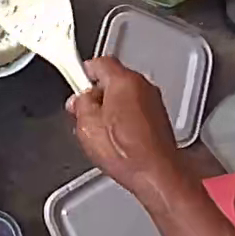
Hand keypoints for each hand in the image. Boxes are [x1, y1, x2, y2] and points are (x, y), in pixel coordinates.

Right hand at [66, 57, 186, 199]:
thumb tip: (80, 99)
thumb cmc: (126, 152)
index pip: (100, 62)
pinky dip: (125, 116)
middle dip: (97, 92)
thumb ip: (80, 103)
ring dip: (111, 105)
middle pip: (113, 77)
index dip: (83, 72)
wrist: (155, 174)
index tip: (75, 81)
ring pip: (125, 93)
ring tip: (100, 128)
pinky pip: (136, 107)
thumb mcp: (86, 125)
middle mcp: (142, 86)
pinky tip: (116, 136)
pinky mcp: (159, 116)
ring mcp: (153, 100)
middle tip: (84, 111)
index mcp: (123, 81)